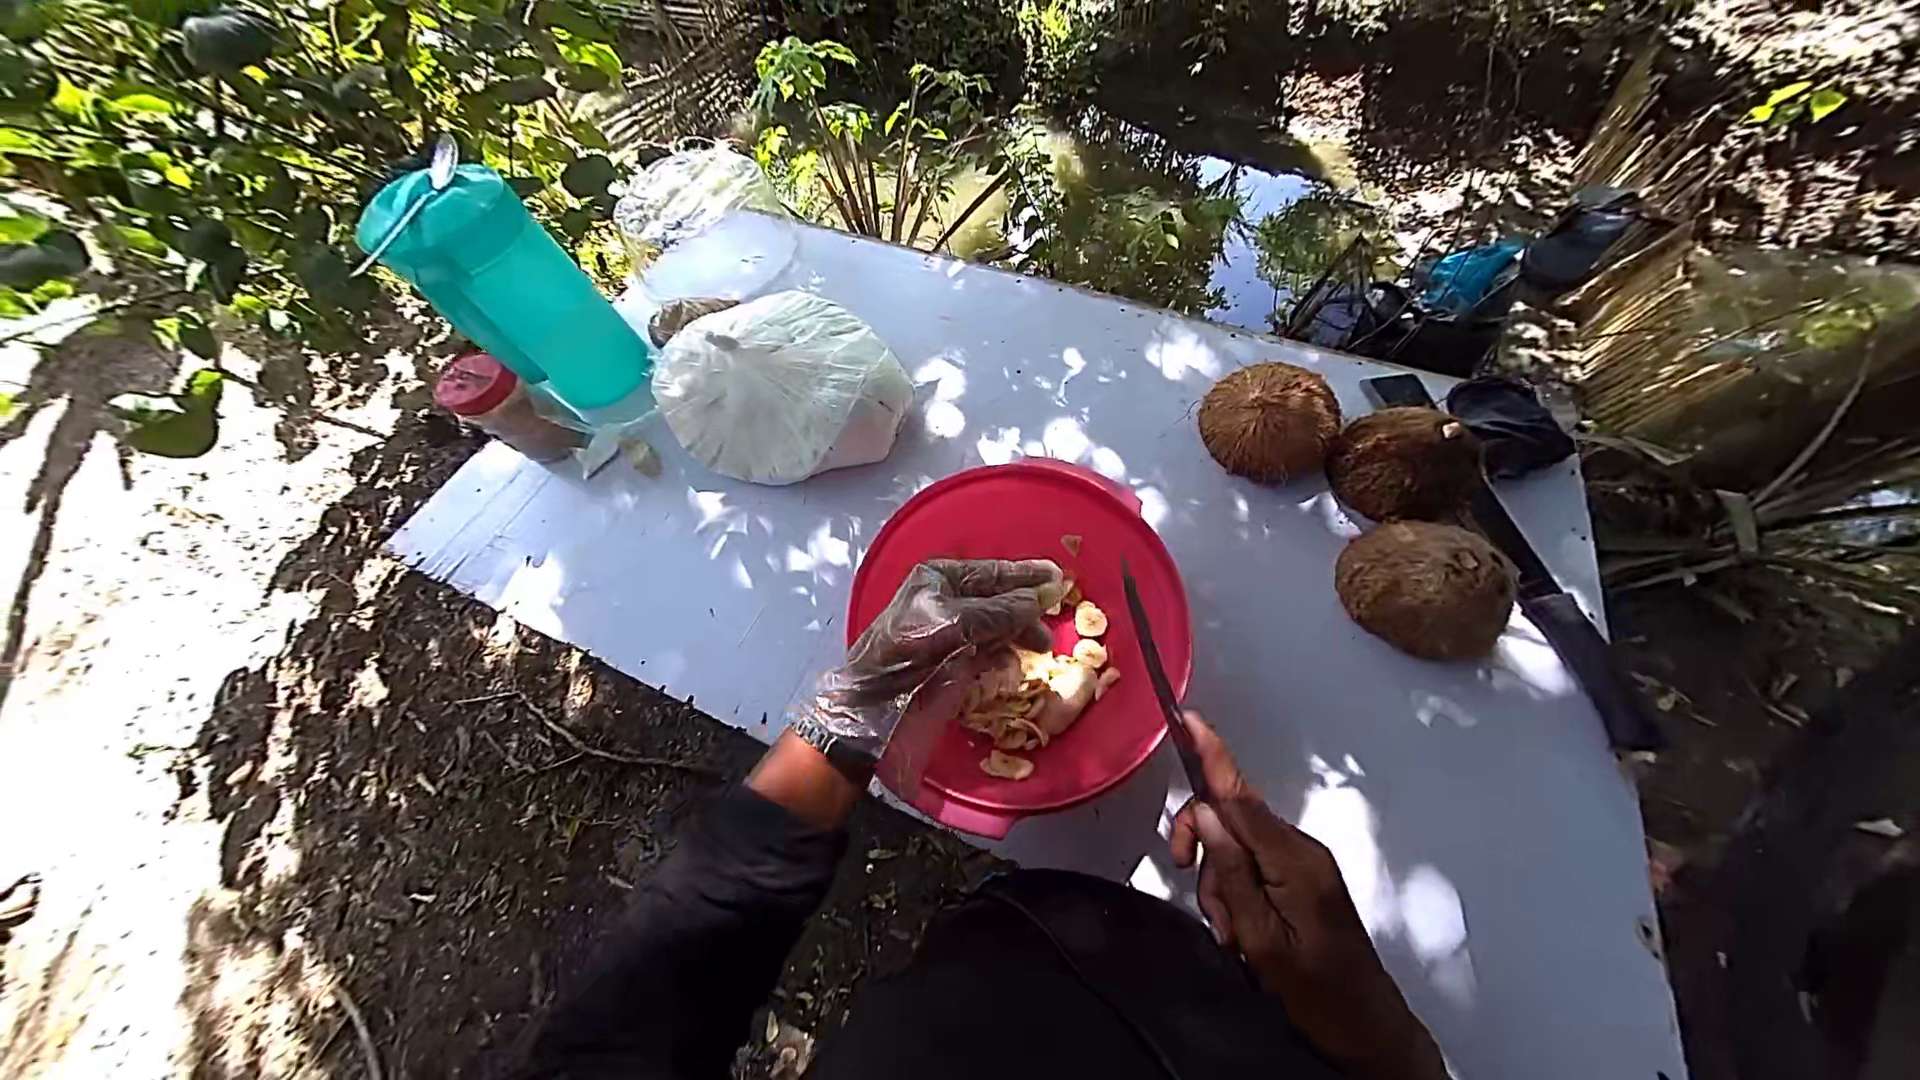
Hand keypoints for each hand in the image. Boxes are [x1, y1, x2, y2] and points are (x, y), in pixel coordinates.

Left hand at [792, 558, 1061, 764]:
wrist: (874, 701)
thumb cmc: (907, 650)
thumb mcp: (954, 623)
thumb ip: (997, 611)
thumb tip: (1037, 601)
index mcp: (940, 579)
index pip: (992, 572)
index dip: (1025, 575)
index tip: (1058, 577)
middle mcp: (945, 598)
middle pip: (997, 598)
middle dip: (1024, 610)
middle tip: (1049, 624)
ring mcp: (948, 629)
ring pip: (995, 625)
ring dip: (1016, 634)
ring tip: (1036, 647)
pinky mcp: (951, 657)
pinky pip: (986, 649)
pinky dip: (1001, 653)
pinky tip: (1010, 661)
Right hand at [1170, 711, 1447, 1079]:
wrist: (1370, 1033)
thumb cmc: (1318, 993)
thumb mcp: (1262, 939)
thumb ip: (1230, 871)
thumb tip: (1206, 813)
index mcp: (1293, 860)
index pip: (1241, 797)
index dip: (1212, 754)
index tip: (1189, 719)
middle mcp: (1298, 847)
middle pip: (1229, 817)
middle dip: (1202, 844)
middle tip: (1185, 874)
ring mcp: (1301, 859)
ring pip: (1234, 842)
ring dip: (1218, 878)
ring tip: (1228, 928)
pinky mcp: (1298, 872)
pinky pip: (1250, 859)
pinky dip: (1233, 885)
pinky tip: (1238, 924)